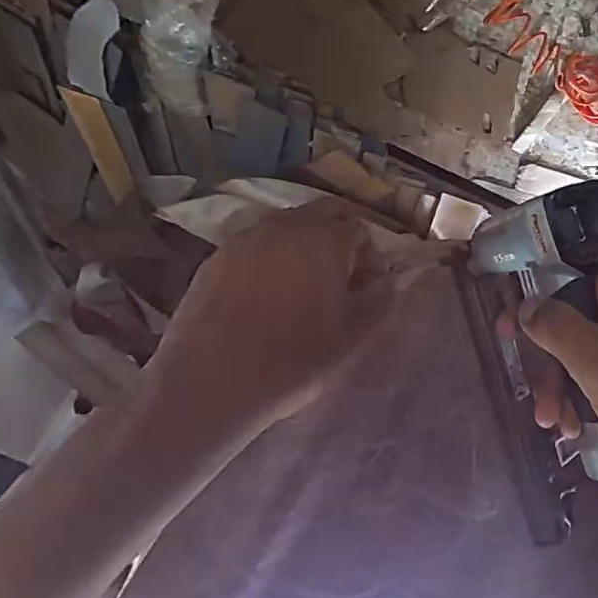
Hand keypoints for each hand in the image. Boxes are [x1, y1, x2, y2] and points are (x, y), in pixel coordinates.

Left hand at [150, 200, 459, 435]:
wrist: (208, 385)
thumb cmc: (294, 359)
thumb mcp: (356, 336)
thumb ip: (383, 298)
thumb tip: (389, 278)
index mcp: (326, 238)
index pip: (360, 229)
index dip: (370, 256)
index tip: (367, 286)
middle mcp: (286, 226)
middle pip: (325, 212)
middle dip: (340, 235)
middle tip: (341, 277)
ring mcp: (245, 239)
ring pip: (288, 224)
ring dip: (305, 242)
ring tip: (304, 284)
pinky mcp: (215, 258)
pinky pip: (257, 243)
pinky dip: (272, 256)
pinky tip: (268, 293)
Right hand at [515, 266, 597, 485]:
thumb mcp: (597, 363)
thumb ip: (557, 327)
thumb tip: (527, 303)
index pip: (565, 270)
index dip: (531, 293)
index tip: (507, 325)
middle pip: (568, 317)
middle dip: (546, 360)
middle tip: (535, 396)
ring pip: (580, 349)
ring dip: (561, 385)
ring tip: (555, 424)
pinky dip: (583, 394)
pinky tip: (575, 426)